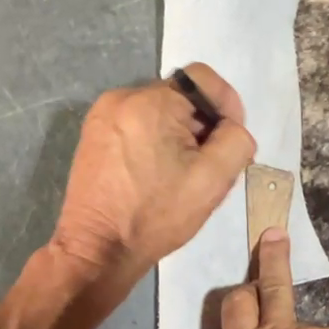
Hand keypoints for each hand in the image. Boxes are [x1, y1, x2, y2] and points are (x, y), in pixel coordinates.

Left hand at [50, 63, 256, 296]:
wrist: (99, 249)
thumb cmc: (157, 216)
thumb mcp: (213, 180)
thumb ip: (236, 141)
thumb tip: (232, 128)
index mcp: (151, 102)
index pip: (203, 79)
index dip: (227, 106)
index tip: (230, 142)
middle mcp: (121, 98)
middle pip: (180, 97)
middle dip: (201, 126)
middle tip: (207, 167)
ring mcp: (102, 116)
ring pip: (158, 113)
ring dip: (177, 136)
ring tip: (180, 176)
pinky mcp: (92, 136)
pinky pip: (135, 126)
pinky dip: (153, 143)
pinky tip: (155, 177)